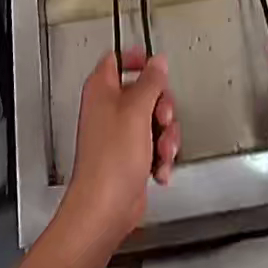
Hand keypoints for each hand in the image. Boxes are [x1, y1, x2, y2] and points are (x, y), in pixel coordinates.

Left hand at [57, 48, 180, 251]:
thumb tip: (157, 63)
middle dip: (161, 105)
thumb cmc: (110, 163)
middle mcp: (108, 109)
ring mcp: (118, 133)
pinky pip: (154, 145)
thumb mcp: (137, 110)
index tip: (155, 65)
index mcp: (102, 89)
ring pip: (153, 119)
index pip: (118, 58)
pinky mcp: (129, 156)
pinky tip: (158, 168)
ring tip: (160, 149)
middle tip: (161, 116)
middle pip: (144, 90)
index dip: (137, 58)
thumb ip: (151, 82)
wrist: (106, 208)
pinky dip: (161, 156)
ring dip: (165, 135)